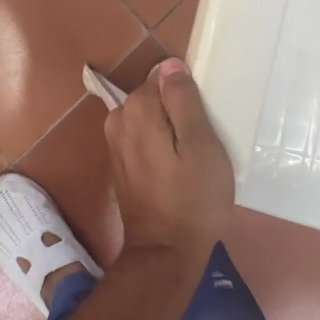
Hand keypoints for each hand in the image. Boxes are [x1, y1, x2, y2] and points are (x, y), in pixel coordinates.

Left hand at [104, 58, 233, 263]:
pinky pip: (143, 138)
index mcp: (137, 108)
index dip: (187, 94)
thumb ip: (184, 100)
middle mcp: (118, 119)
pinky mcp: (120, 164)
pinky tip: (177, 169)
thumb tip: (170, 64)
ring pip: (150, 118)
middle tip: (202, 142)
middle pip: (155, 97)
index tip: (204, 120)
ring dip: (170, 130)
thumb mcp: (201, 145)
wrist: (165, 254)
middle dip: (178, 111)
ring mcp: (115, 143)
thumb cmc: (192, 199)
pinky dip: (160, 146)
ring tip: (192, 157)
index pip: (164, 76)